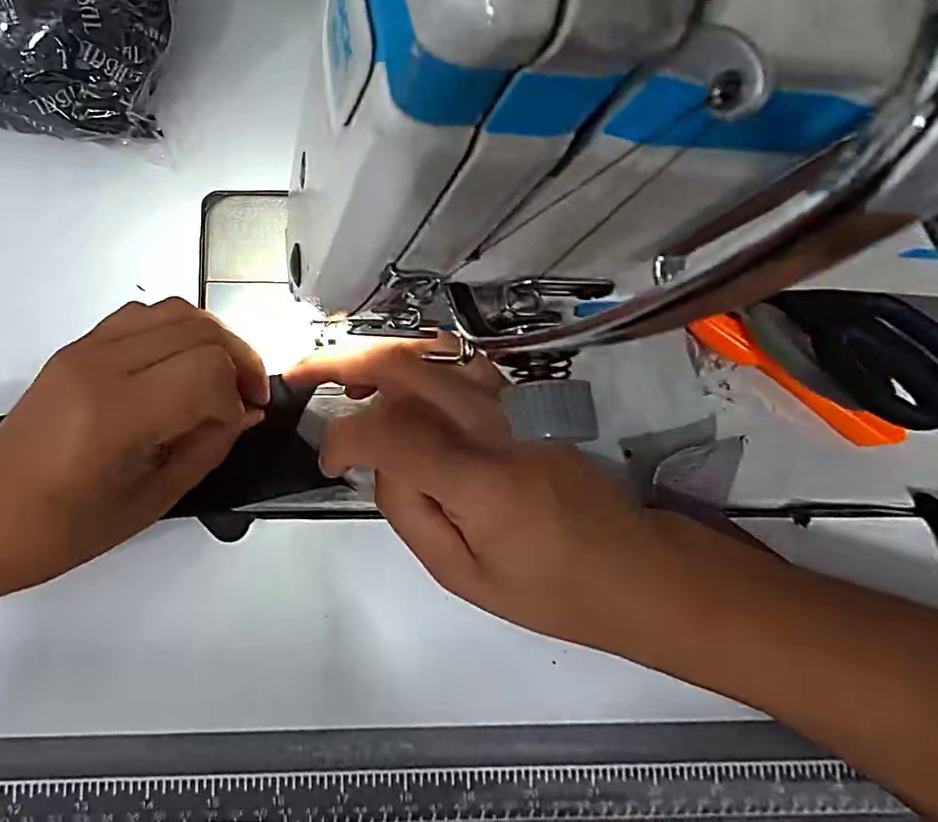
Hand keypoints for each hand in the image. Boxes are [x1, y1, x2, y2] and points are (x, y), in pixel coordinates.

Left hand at [0, 299, 268, 627]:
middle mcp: (99, 365)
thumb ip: (207, 447)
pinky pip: (140, 315)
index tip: (241, 419)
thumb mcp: (149, 501)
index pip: (207, 370)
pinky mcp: (75, 347)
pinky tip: (179, 366)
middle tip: (245, 396)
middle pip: (198, 329)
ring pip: (173, 310)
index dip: (238, 393)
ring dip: (210, 338)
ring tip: (220, 377)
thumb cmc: (58, 530)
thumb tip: (245, 411)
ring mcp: (84, 349)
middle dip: (237, 358)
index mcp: (114, 413)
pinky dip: (175, 330)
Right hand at [286, 341, 689, 650]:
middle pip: (404, 365)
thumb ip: (407, 510)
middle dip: (341, 361)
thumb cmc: (551, 587)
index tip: (327, 461)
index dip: (342, 437)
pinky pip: (458, 359)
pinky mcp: (520, 398)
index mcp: (479, 478)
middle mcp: (494, 424)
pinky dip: (415, 355)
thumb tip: (378, 461)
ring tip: (343, 375)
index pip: (388, 433)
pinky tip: (394, 374)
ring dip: (377, 353)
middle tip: (302, 374)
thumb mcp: (462, 574)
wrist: (635, 568)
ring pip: (430, 351)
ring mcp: (511, 402)